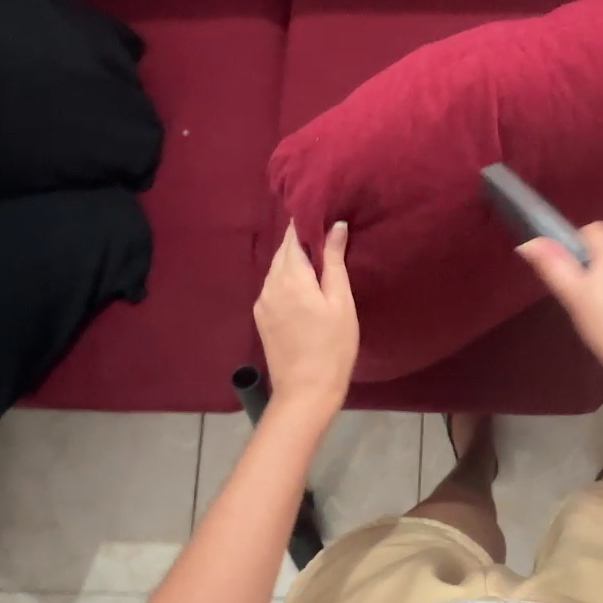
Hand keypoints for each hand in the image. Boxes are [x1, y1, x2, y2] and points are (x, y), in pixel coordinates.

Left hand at [253, 222, 358, 410]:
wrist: (306, 391)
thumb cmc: (333, 345)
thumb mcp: (340, 301)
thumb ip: (334, 261)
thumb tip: (336, 226)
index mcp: (290, 277)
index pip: (293, 237)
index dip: (306, 222)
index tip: (323, 211)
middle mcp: (270, 285)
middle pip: (283, 252)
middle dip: (300, 239)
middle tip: (326, 230)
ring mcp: (263, 303)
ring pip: (277, 269)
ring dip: (294, 259)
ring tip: (319, 254)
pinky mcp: (262, 318)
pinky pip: (274, 286)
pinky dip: (288, 277)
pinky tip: (306, 282)